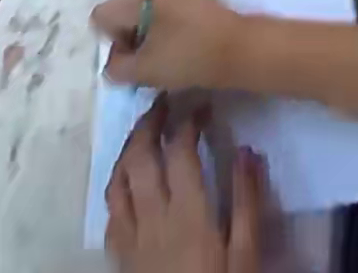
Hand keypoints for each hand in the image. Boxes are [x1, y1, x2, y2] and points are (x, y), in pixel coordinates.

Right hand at [91, 0, 247, 90]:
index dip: (112, 39)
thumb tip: (113, 61)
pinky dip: (167, 19)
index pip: (103, 15)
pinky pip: (166, 2)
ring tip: (167, 49)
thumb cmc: (189, 57)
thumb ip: (118, 67)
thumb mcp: (146, 70)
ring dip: (149, 26)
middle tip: (150, 56)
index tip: (134, 55)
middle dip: (131, 33)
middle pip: (124, 7)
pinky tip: (182, 38)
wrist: (239, 47)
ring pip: (146, 5)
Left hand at [106, 100, 267, 272]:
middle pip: (141, 155)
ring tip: (145, 128)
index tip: (202, 104)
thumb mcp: (247, 258)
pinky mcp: (119, 256)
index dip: (188, 119)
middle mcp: (153, 218)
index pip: (180, 151)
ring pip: (119, 177)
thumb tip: (248, 149)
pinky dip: (117, 181)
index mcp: (188, 214)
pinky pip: (109, 209)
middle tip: (166, 100)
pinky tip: (129, 175)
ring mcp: (130, 237)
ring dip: (129, 145)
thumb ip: (247, 203)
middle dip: (150, 120)